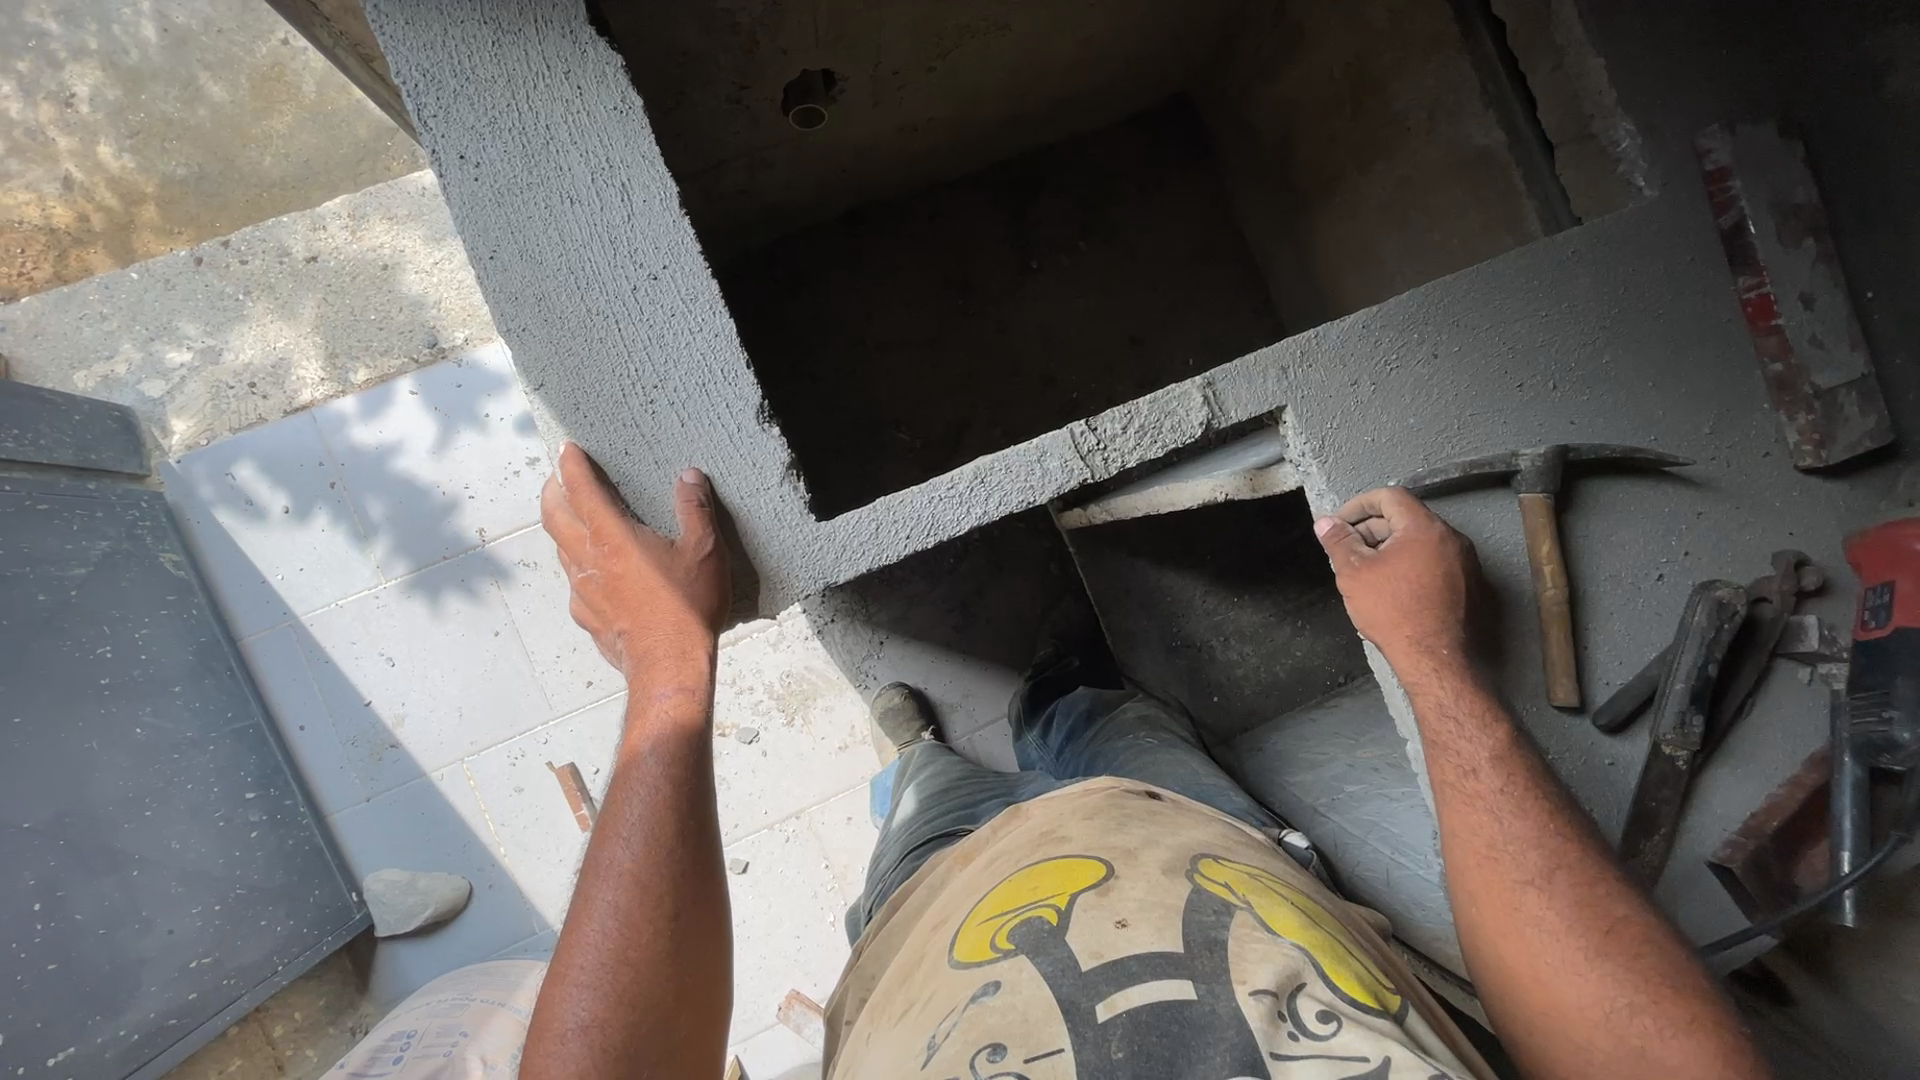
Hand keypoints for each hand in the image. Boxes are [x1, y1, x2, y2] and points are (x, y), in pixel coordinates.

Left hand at [541, 443, 730, 687]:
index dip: (572, 466)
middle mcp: (588, 561)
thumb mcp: (705, 552)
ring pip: (561, 550)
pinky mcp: (586, 617)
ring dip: (563, 527)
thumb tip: (689, 476)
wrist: (669, 665)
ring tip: (574, 519)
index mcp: (613, 538)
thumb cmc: (688, 606)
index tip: (567, 449)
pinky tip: (595, 573)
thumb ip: (695, 510)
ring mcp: (583, 591)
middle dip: (553, 491)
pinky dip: (578, 565)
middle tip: (558, 478)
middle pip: (555, 517)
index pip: (582, 490)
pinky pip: (575, 583)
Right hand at [1314, 486, 1478, 672]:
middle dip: (1371, 529)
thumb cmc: (1393, 612)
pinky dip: (1409, 563)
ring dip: (1389, 547)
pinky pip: (1434, 560)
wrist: (1435, 658)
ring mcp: (1465, 562)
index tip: (1340, 522)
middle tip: (1346, 549)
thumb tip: (1326, 524)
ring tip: (1366, 570)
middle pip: (1405, 518)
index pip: (1390, 496)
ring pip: (1420, 540)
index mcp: (1424, 528)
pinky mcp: (1470, 584)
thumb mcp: (1353, 573)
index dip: (1359, 504)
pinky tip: (1391, 587)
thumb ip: (1338, 542)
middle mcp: (1451, 538)